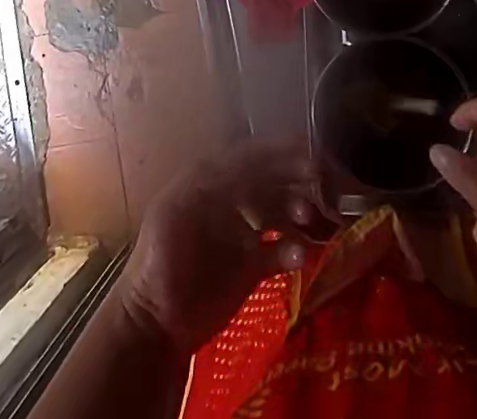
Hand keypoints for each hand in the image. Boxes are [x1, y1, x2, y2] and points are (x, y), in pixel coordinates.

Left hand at [117, 138, 330, 352]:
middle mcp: (228, 202)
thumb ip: (205, 185)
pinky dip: (294, 250)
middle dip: (296, 178)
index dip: (277, 151)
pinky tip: (300, 256)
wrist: (154, 324)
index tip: (307, 150)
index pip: (248, 157)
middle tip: (322, 183)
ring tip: (311, 220)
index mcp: (207, 182)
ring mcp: (241, 234)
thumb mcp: (175, 214)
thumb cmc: (159, 263)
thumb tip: (241, 163)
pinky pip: (281, 251)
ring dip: (298, 211)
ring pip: (280, 212)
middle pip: (269, 181)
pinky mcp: (251, 267)